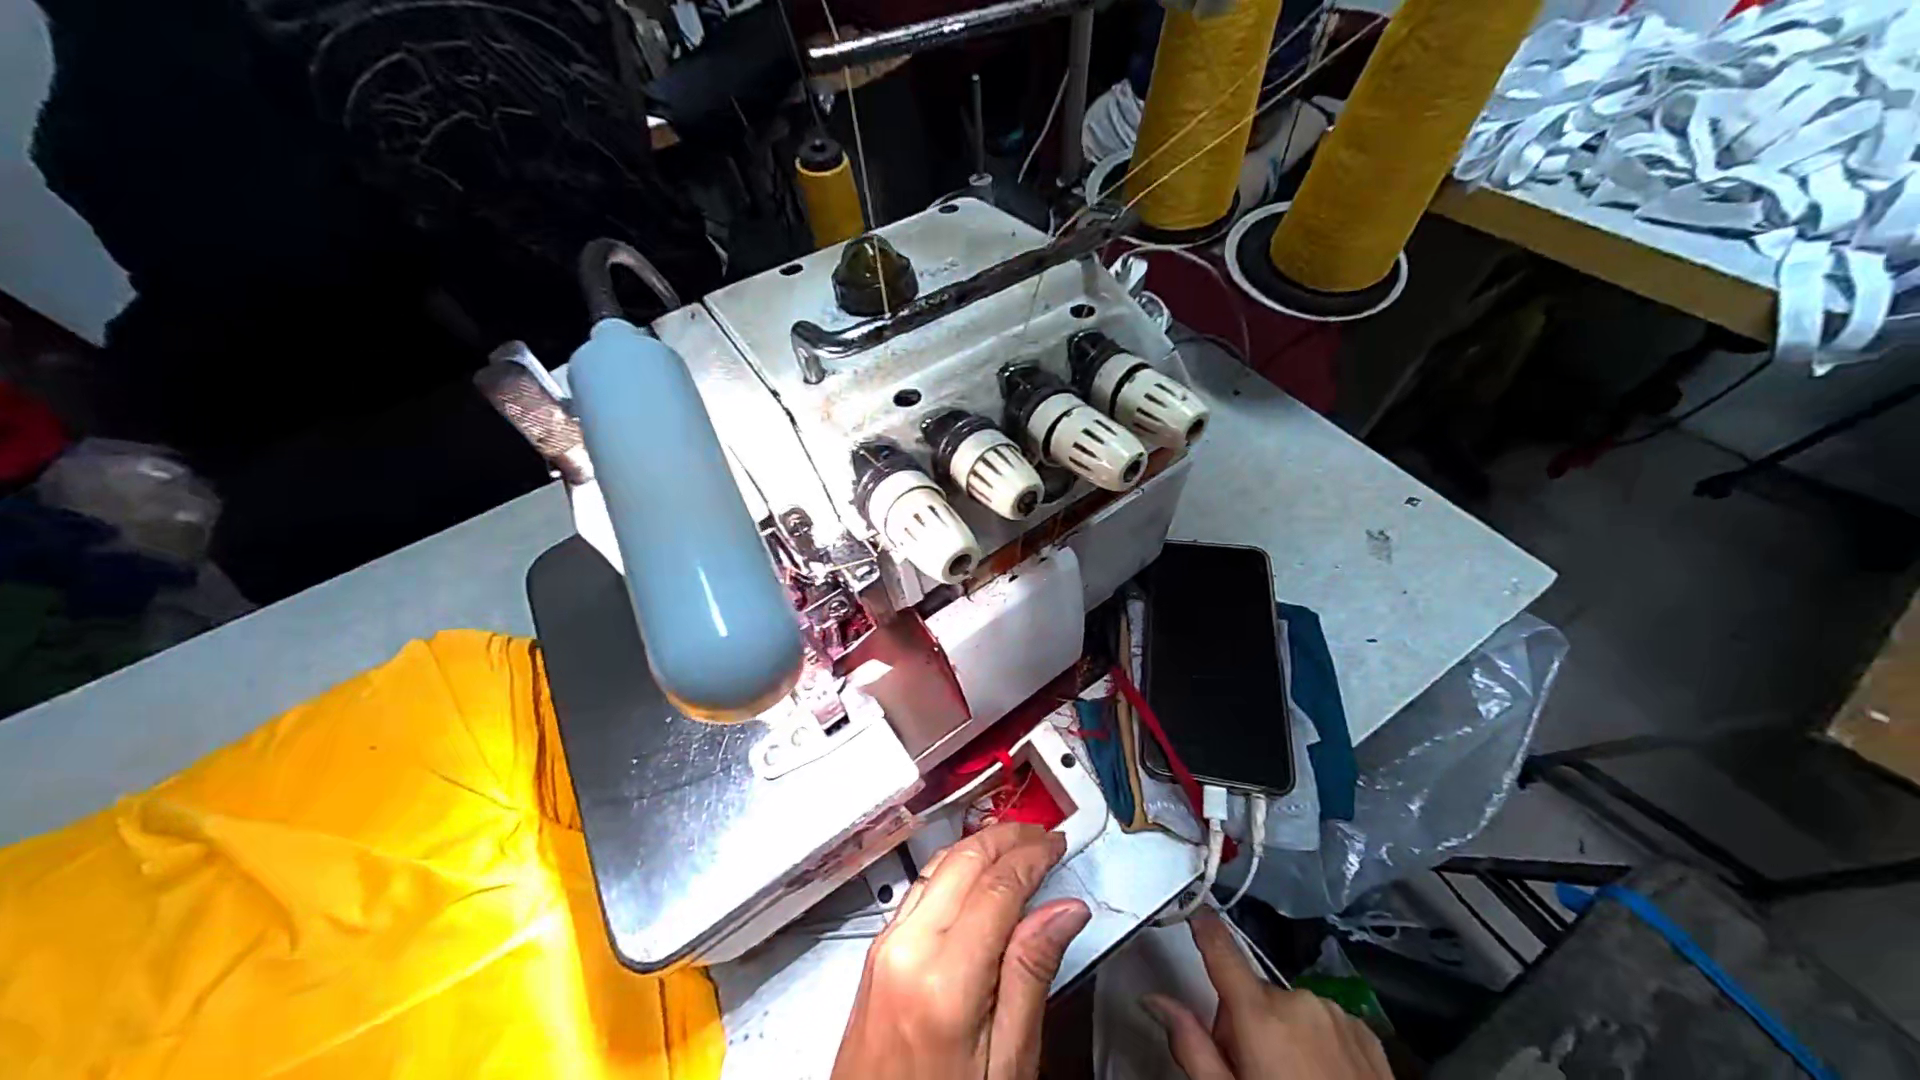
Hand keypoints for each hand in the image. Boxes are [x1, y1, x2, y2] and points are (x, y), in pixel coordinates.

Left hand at [831, 823, 1092, 1079]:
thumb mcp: (1006, 1065)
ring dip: (980, 845)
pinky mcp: (877, 953)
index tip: (1057, 846)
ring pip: (938, 866)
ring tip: (1016, 843)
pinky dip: (954, 866)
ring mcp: (886, 948)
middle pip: (964, 861)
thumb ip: (1032, 976)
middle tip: (1042, 834)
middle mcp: (907, 951)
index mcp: (943, 982)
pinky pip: (920, 888)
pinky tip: (975, 871)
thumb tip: (1064, 913)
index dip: (1032, 857)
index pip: (997, 887)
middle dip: (1008, 838)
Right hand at [1143, 911, 1390, 1079]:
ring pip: (1288, 1009)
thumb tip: (1155, 999)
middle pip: (1253, 994)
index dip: (1204, 927)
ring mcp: (1336, 1014)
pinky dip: (1316, 1044)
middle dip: (1245, 1024)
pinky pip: (1323, 1022)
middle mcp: (1298, 1001)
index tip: (1195, 910)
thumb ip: (1191, 1046)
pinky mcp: (1365, 1032)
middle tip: (1251, 1071)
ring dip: (1283, 1035)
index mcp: (1260, 1014)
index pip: (1222, 951)